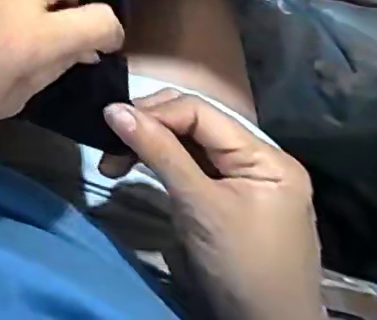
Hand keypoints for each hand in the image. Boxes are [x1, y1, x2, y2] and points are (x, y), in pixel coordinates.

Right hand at [104, 93, 321, 319]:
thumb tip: (113, 108)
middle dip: (148, 126)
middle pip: (191, 121)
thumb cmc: (243, 269)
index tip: (114, 122)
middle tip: (111, 142)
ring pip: (185, 141)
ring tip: (114, 161)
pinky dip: (158, 163)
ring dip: (147, 145)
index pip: (199, 112)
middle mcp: (257, 157)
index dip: (155, 112)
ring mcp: (242, 177)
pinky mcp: (225, 195)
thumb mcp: (200, 207)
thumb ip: (159, 152)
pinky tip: (133, 169)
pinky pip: (187, 163)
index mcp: (265, 156)